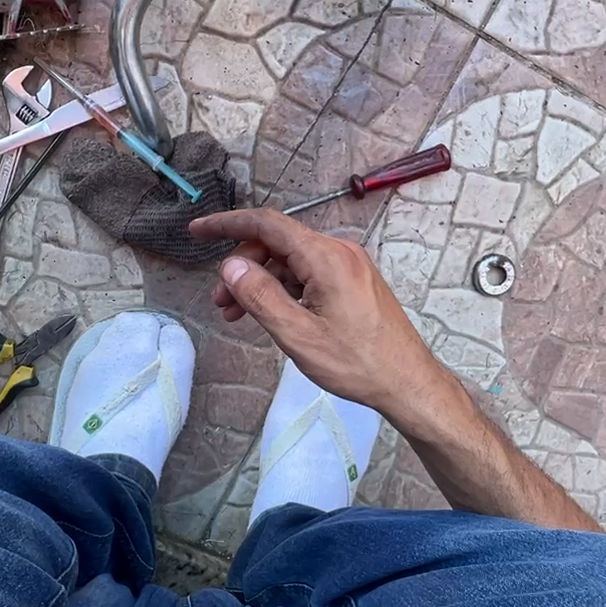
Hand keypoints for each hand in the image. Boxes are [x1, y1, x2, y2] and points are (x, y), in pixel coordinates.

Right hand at [189, 208, 455, 424]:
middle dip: (243, 266)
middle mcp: (339, 252)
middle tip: (220, 302)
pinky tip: (271, 314)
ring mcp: (349, 266)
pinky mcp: (353, 281)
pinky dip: (283, 289)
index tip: (197, 231)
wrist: (408, 381)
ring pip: (291, 261)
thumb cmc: (357, 363)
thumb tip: (231, 266)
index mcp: (326, 257)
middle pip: (277, 244)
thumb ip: (261, 297)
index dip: (227, 224)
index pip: (266, 225)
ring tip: (238, 314)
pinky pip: (308, 274)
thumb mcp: (299, 335)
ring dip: (261, 281)